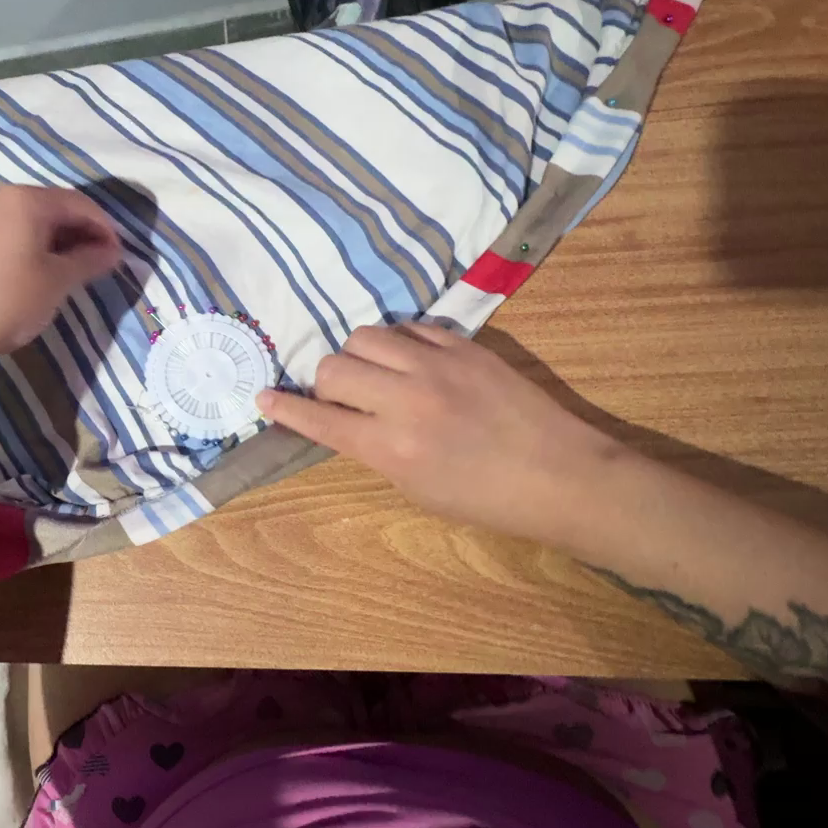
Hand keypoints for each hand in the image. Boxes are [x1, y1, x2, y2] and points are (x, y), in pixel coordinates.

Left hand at [0, 186, 122, 363]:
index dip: (104, 227)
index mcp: (25, 200)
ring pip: (22, 219)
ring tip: (63, 269)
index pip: (78, 203)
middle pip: (48, 206)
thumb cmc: (8, 302)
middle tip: (94, 262)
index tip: (117, 255)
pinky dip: (21, 244)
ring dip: (49, 238)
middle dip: (76, 231)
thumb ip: (89, 260)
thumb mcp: (57, 282)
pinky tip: (26, 271)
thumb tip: (111, 252)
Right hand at [255, 323, 624, 546]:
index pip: (317, 417)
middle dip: (327, 382)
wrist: (562, 476)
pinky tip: (413, 360)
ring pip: (364, 336)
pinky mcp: (463, 345)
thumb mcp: (414, 488)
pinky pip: (409, 328)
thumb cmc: (485, 499)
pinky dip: (400, 343)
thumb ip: (372, 448)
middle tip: (345, 396)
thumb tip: (341, 419)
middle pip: (333, 367)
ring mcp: (434, 366)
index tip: (264, 397)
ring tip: (378, 371)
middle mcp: (403, 400)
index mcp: (389, 447)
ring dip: (360, 355)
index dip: (284, 407)